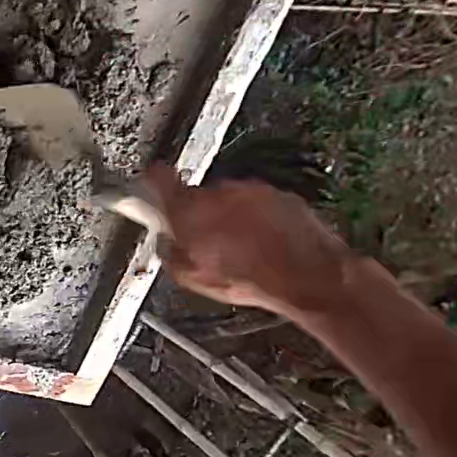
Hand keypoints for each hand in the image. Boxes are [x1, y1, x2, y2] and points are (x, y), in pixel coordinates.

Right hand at [142, 163, 356, 317]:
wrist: (305, 275)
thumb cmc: (249, 278)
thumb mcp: (191, 277)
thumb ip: (169, 253)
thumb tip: (164, 244)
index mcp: (189, 210)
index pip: (159, 178)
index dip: (152, 180)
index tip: (151, 181)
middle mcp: (219, 193)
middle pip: (197, 196)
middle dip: (198, 215)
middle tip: (204, 242)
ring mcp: (250, 190)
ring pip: (228, 201)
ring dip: (229, 219)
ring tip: (238, 250)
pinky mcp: (278, 194)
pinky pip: (257, 205)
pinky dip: (256, 220)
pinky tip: (260, 246)